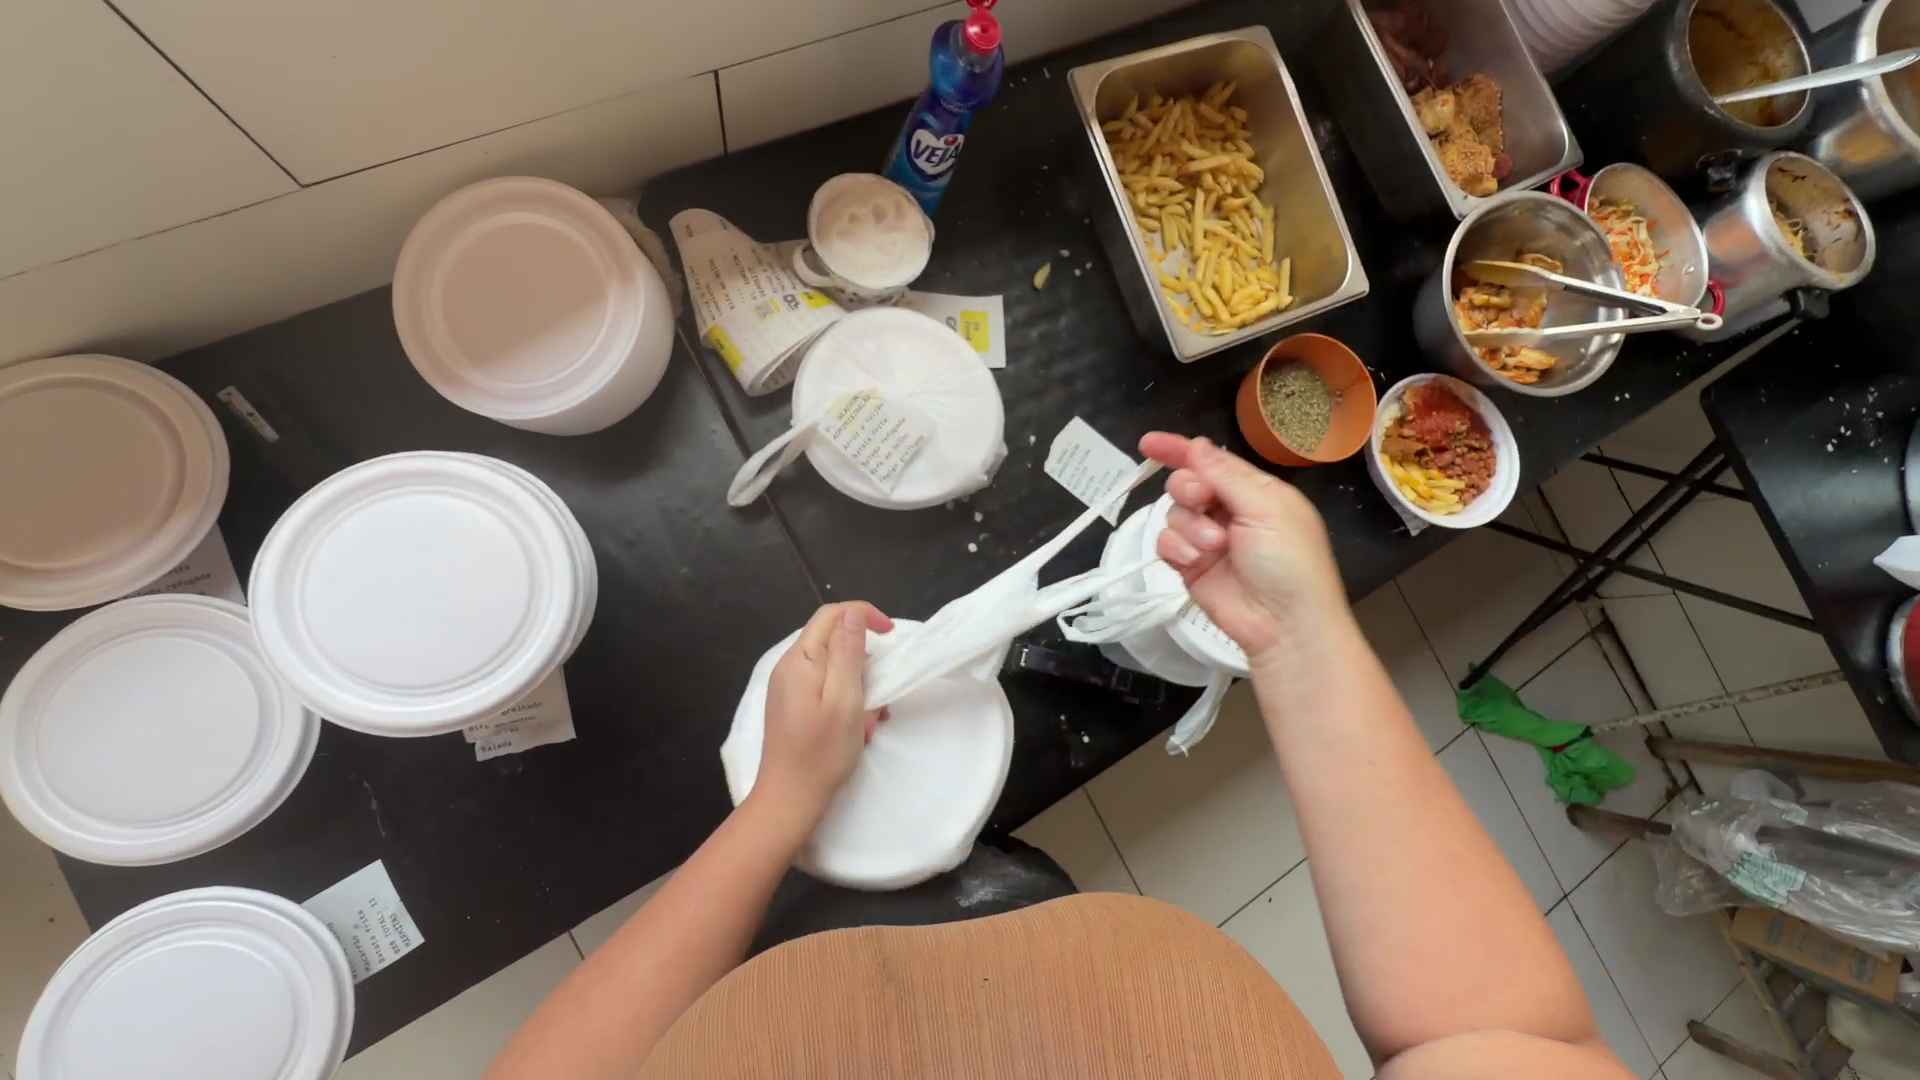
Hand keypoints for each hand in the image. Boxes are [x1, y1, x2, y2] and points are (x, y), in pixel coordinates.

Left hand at [754, 602, 893, 816]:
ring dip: (859, 684)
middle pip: (831, 639)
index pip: (831, 614)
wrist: (789, 800)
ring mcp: (787, 687)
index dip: (863, 614)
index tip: (891, 634)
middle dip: (864, 658)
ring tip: (871, 717)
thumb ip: (848, 652)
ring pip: (832, 666)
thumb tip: (853, 613)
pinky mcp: (791, 705)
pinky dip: (846, 698)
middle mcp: (789, 667)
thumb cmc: (822, 752)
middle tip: (882, 691)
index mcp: (800, 660)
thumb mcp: (845, 699)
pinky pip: (824, 686)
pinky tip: (857, 727)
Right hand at [1138, 433, 1348, 669]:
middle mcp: (1228, 510)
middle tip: (1202, 502)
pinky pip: (1166, 543)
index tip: (1149, 443)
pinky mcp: (1190, 565)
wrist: (1283, 625)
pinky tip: (1194, 561)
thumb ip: (1226, 475)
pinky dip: (1177, 548)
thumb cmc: (1289, 562)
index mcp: (1254, 491)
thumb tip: (1196, 444)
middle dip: (1189, 490)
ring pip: (1174, 513)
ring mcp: (1207, 539)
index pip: (1211, 461)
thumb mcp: (1266, 508)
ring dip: (1190, 527)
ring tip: (1214, 548)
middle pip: (1186, 483)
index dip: (1179, 449)